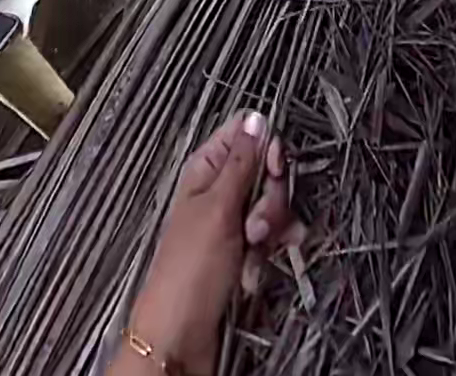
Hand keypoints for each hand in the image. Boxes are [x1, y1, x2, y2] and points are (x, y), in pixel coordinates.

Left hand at [125, 111, 301, 373]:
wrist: (181, 338)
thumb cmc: (190, 270)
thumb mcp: (218, 209)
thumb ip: (242, 162)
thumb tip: (256, 116)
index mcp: (208, 167)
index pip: (246, 133)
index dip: (267, 146)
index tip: (275, 167)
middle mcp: (221, 187)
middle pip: (266, 170)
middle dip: (270, 199)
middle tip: (255, 225)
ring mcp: (233, 218)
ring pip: (272, 204)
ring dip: (271, 229)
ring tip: (254, 252)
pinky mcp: (244, 247)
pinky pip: (272, 236)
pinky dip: (271, 252)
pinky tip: (258, 270)